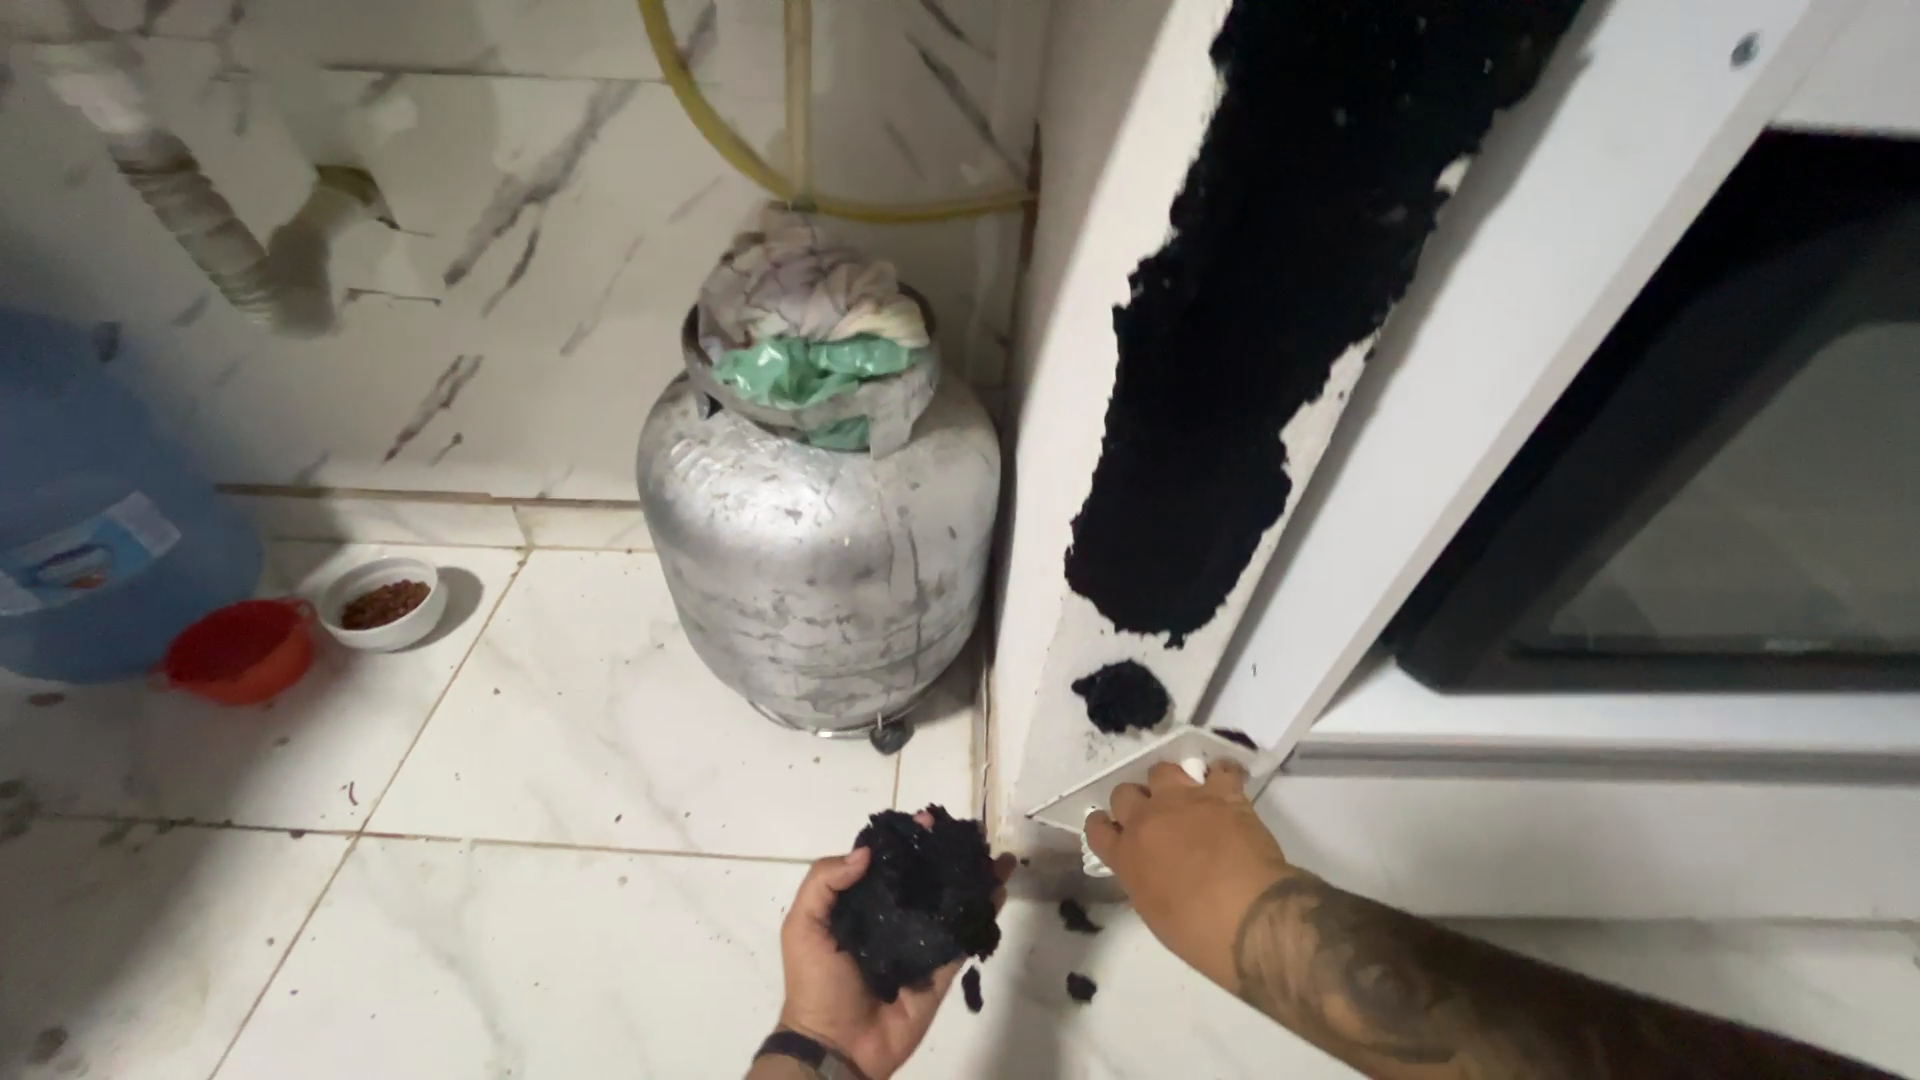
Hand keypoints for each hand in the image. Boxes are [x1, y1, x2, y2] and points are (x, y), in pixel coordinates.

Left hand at [776, 814, 1013, 1079]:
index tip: (927, 819)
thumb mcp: (803, 925)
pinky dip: (982, 913)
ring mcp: (920, 940)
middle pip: (926, 875)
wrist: (836, 1045)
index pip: (889, 861)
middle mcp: (895, 914)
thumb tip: (867, 851)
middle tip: (969, 834)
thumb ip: (825, 881)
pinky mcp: (941, 968)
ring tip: (998, 857)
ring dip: (974, 878)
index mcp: (862, 902)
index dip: (908, 838)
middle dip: (947, 852)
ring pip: (951, 901)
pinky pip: (963, 936)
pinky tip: (998, 890)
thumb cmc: (815, 981)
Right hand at [1085, 761, 1292, 990]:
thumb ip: (1143, 883)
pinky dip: (1224, 776)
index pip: (1097, 828)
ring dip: (1169, 784)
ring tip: (1186, 800)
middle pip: (1123, 793)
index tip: (1114, 831)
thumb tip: (1149, 872)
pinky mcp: (1220, 794)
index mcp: (1126, 856)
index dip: (1103, 826)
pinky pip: (1220, 771)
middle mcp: (1147, 820)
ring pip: (1161, 771)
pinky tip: (1228, 785)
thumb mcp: (1155, 915)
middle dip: (1135, 803)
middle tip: (1154, 820)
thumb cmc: (1200, 933)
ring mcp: (1183, 801)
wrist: (1250, 915)